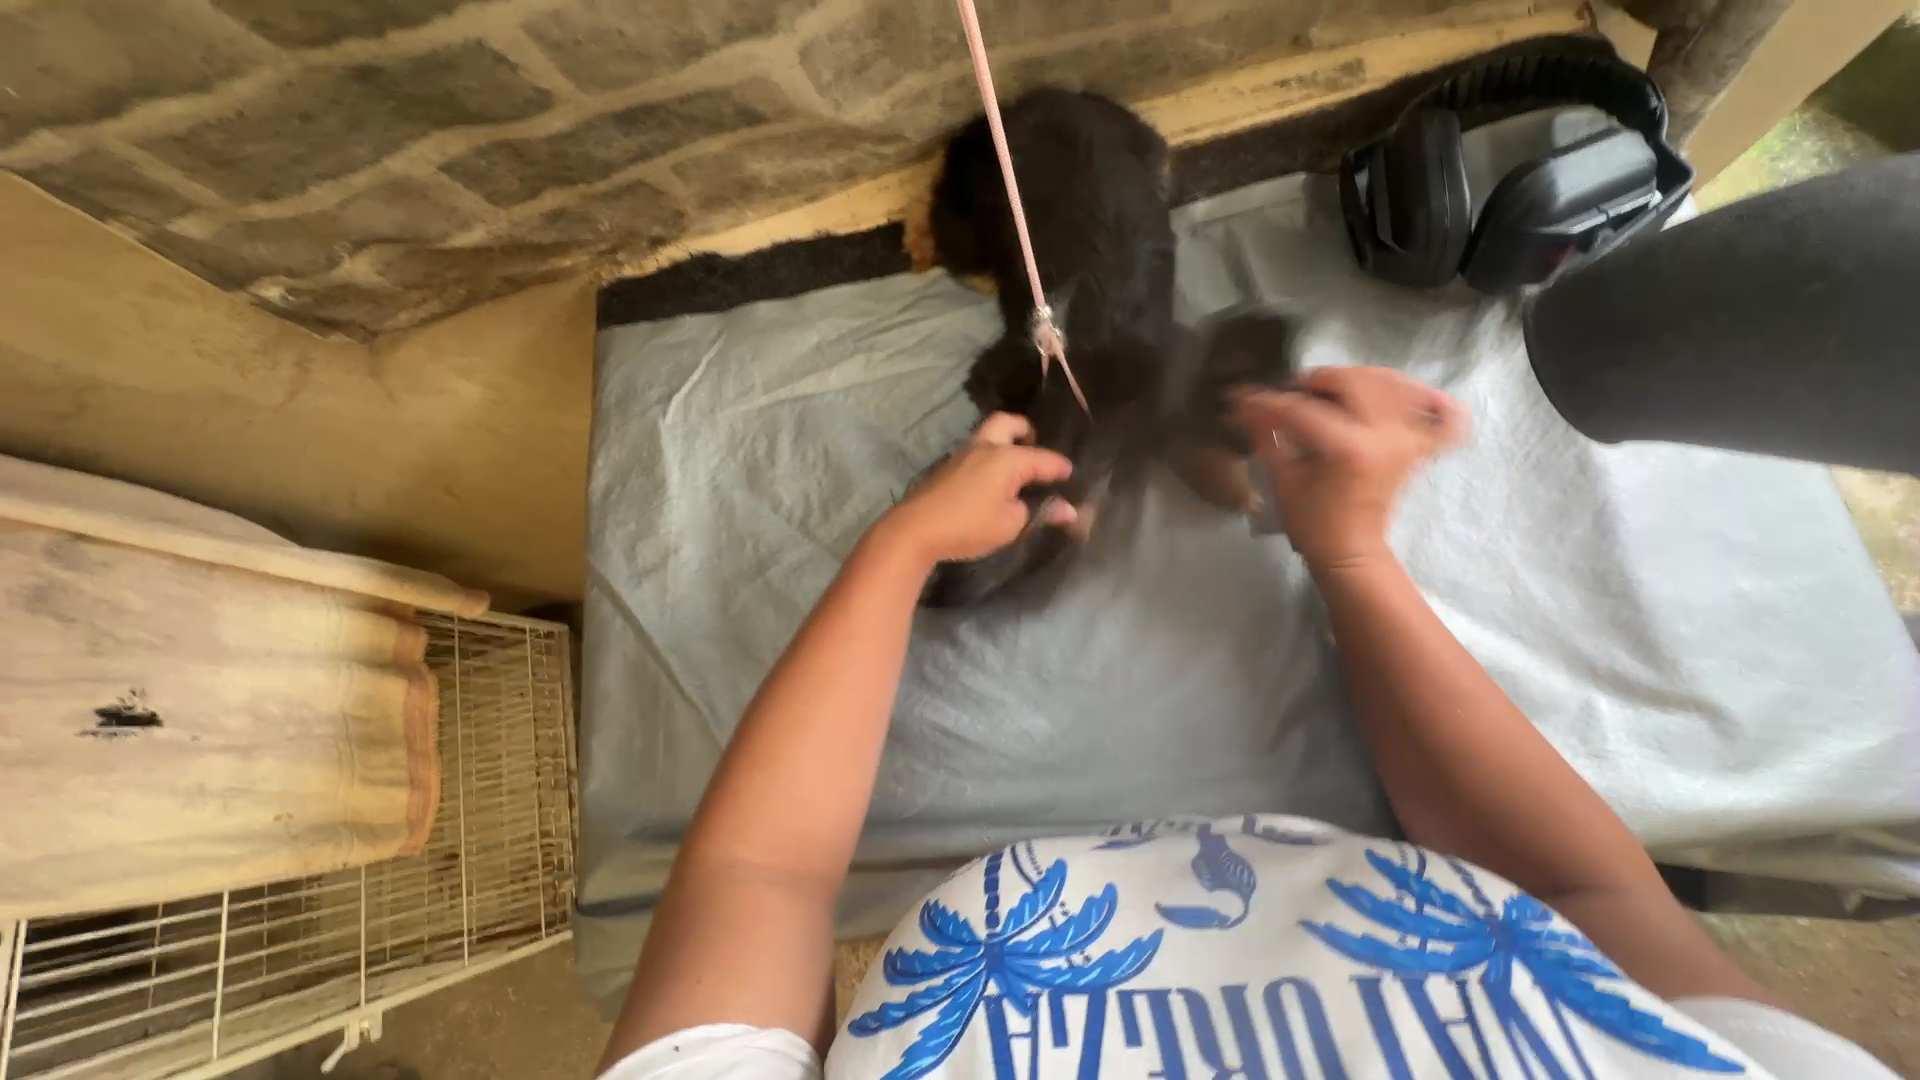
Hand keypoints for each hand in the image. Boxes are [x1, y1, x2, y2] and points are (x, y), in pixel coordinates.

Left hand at [876, 413, 1076, 566]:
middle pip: (1009, 423)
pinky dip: (989, 458)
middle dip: (1026, 432)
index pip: (1043, 458)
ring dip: (1005, 444)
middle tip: (1036, 451)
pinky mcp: (947, 468)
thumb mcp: (1011, 524)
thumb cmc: (969, 526)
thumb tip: (1068, 510)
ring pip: (988, 435)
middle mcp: (985, 447)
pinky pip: (975, 452)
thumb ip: (1040, 512)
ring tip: (1017, 470)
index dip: (1061, 468)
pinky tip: (993, 482)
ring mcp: (962, 454)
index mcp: (1007, 457)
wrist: (914, 530)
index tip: (1073, 476)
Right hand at [1233, 367, 1465, 572]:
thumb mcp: (1282, 478)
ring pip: (1396, 386)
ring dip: (1364, 379)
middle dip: (1320, 379)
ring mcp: (1409, 441)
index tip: (1244, 399)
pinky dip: (1435, 403)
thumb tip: (1243, 406)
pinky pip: (1446, 419)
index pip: (1302, 409)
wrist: (1350, 551)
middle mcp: (1385, 437)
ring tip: (1337, 390)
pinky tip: (1410, 399)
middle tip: (1296, 391)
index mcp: (1346, 448)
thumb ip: (1265, 435)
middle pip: (1356, 381)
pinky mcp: (1420, 449)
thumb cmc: (1311, 521)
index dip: (1269, 402)